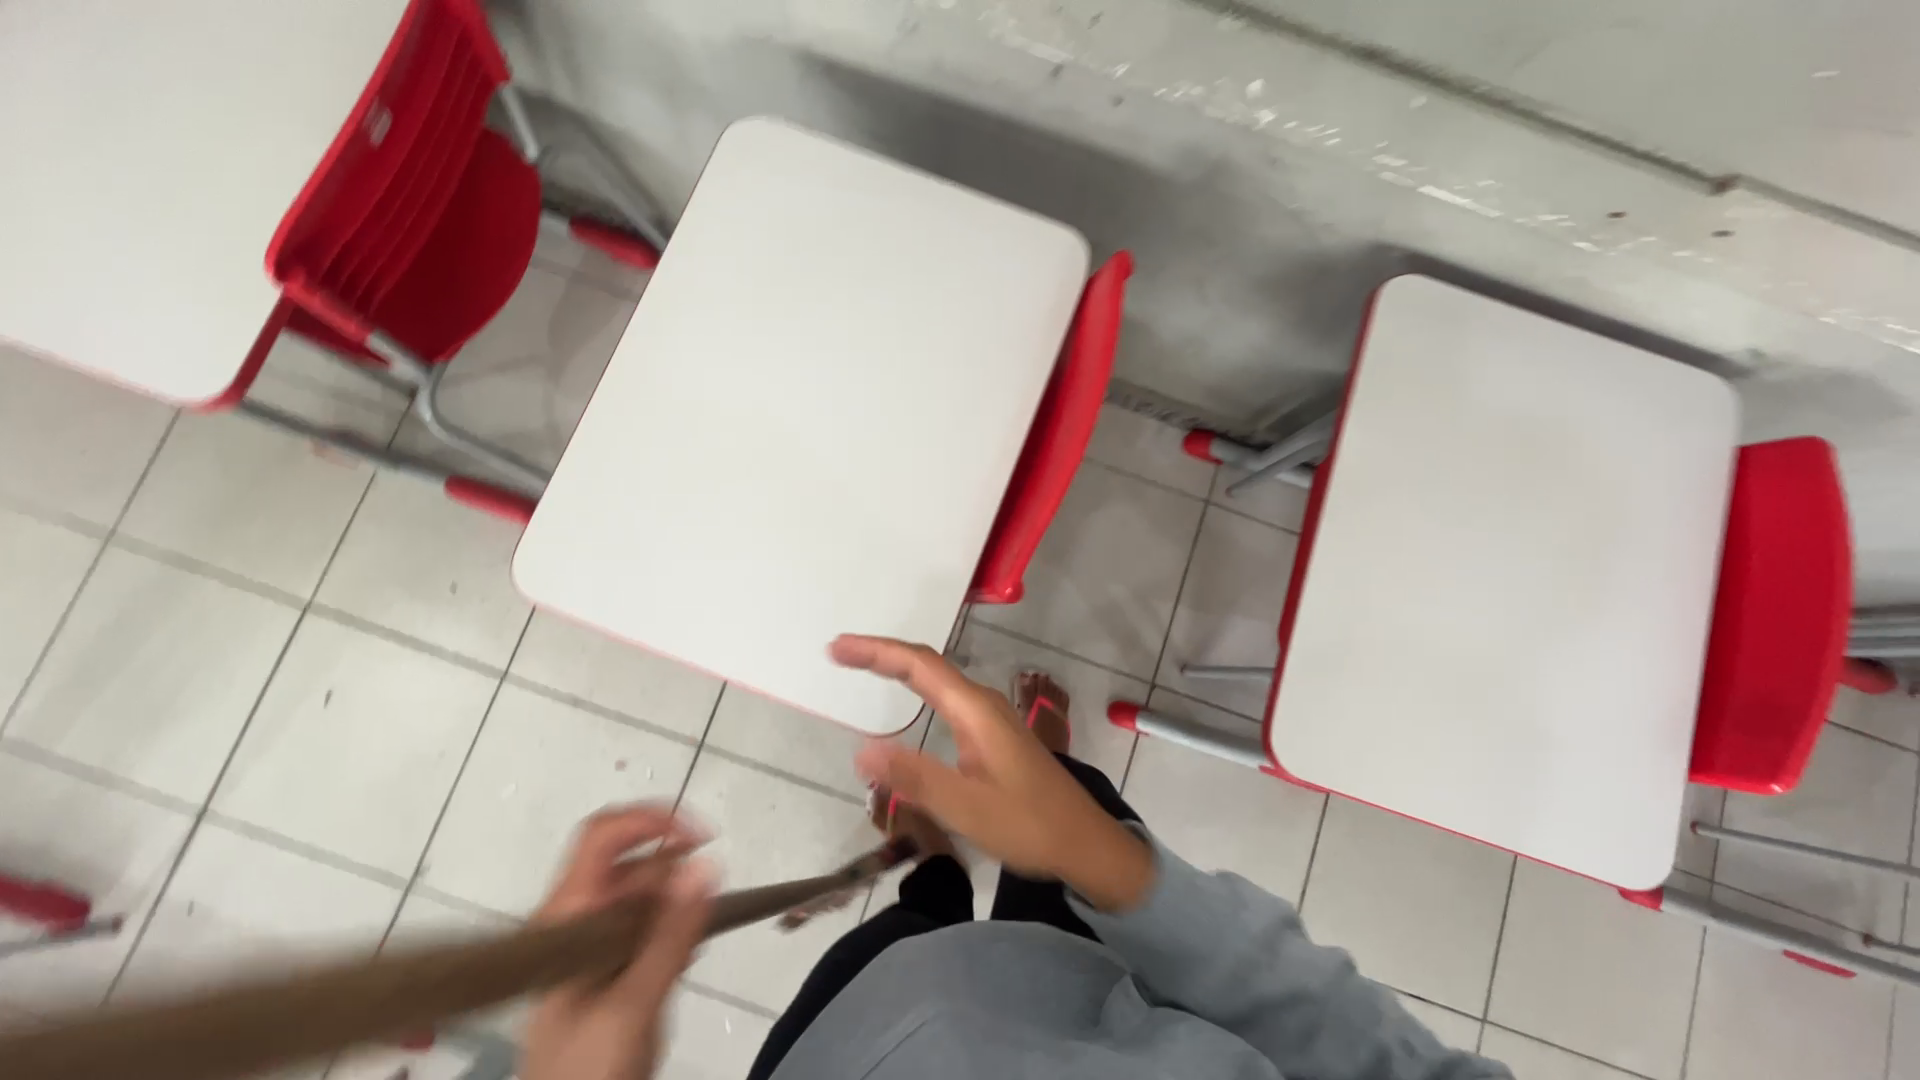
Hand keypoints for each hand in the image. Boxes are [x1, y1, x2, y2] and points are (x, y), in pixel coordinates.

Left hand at [521, 805, 715, 1079]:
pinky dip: (669, 925)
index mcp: (567, 916)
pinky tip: (685, 954)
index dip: (651, 820)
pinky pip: (640, 921)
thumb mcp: (635, 1004)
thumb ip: (673, 935)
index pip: (602, 834)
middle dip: (673, 870)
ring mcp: (585, 940)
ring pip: (637, 890)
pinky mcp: (602, 962)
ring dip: (674, 901)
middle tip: (703, 905)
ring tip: (695, 938)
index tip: (702, 838)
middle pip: (626, 859)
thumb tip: (708, 864)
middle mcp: (572, 917)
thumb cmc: (587, 1069)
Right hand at [834, 634, 1153, 911]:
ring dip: (899, 669)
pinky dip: (917, 690)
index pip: (919, 666)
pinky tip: (909, 703)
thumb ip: (915, 778)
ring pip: (939, 681)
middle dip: (881, 655)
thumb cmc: (1029, 825)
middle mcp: (983, 705)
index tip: (838, 648)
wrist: (1085, 842)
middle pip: (927, 666)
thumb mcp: (967, 808)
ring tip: (861, 667)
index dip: (876, 651)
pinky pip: (947, 699)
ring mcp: (991, 719)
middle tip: (839, 653)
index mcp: (976, 712)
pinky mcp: (994, 736)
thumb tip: (861, 751)